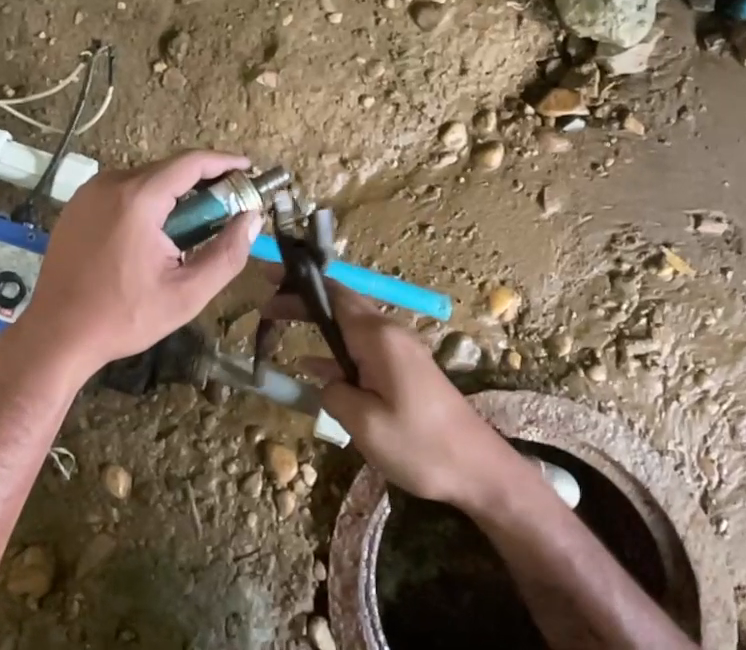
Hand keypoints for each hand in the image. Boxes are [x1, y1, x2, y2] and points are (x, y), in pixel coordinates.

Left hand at [9, 150, 261, 378]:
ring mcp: (88, 193)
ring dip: (172, 196)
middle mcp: (110, 184)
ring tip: (192, 228)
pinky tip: (154, 235)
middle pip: (167, 170)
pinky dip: (145, 203)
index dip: (224, 162)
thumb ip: (227, 253)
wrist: (56, 335)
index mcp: (138, 198)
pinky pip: (121, 192)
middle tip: (227, 209)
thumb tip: (252, 219)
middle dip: (201, 184)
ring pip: (144, 180)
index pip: (191, 162)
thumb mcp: (187, 292)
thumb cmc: (123, 317)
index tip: (249, 170)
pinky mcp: (76, 207)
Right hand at [266, 281, 520, 510]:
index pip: (334, 295)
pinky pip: (362, 348)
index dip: (300, 282)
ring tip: (278, 324)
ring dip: (317, 325)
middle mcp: (391, 334)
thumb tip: (325, 380)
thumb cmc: (421, 446)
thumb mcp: (365, 425)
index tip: (269, 274)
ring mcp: (400, 351)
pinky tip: (312, 364)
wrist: (479, 471)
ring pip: (350, 327)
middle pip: (341, 304)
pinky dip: (335, 350)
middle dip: (303, 299)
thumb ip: (334, 394)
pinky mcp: (405, 370)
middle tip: (266, 299)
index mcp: (379, 337)